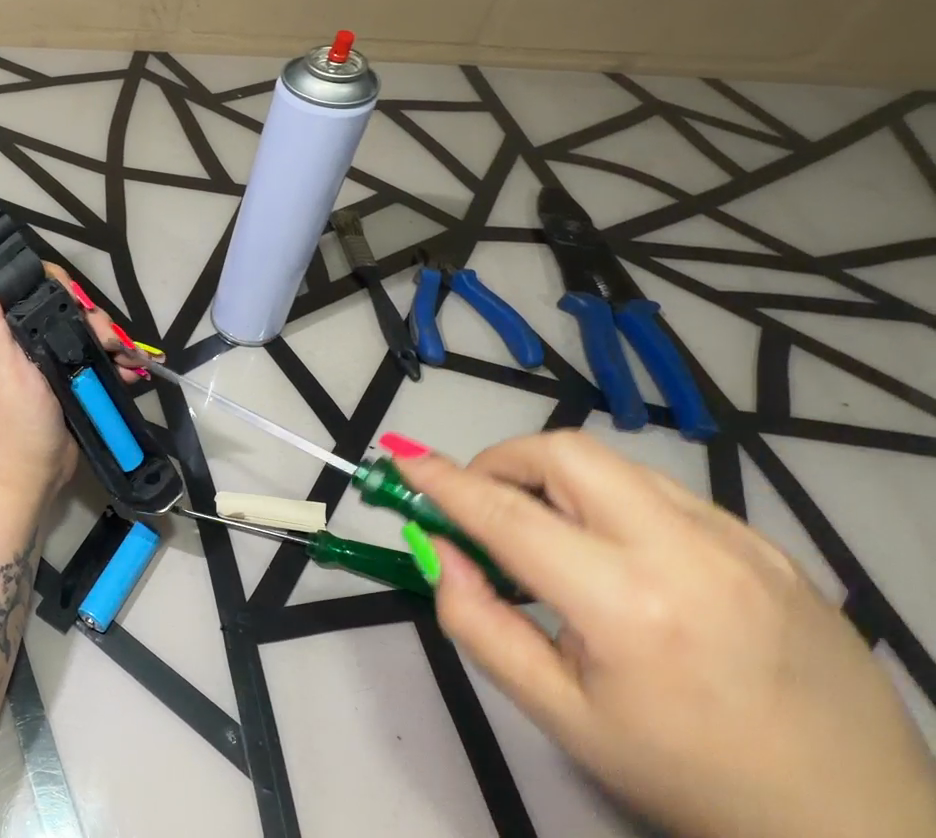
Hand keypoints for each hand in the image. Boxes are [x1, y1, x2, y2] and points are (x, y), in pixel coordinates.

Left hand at [0, 262, 151, 498]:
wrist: (31, 481)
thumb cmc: (11, 424)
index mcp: (0, 336)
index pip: (27, 291)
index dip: (54, 287)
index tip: (75, 299)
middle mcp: (23, 345)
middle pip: (63, 310)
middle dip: (92, 319)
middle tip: (108, 340)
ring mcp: (49, 366)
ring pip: (84, 334)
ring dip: (111, 340)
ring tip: (126, 360)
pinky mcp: (72, 385)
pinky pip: (97, 361)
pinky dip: (116, 363)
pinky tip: (133, 372)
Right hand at [400, 431, 935, 837]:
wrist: (853, 821)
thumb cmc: (685, 774)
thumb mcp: (559, 713)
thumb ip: (480, 624)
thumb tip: (440, 549)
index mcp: (628, 605)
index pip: (509, 515)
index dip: (444, 481)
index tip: (402, 458)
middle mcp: (688, 552)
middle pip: (569, 454)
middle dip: (504, 461)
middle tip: (480, 504)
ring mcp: (742, 543)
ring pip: (619, 467)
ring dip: (560, 482)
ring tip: (551, 539)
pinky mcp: (773, 549)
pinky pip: (668, 497)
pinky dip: (615, 505)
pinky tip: (621, 561)